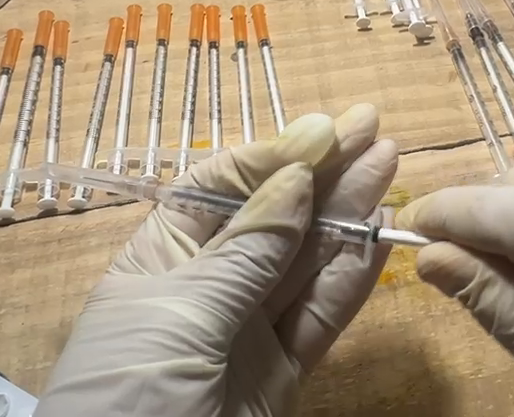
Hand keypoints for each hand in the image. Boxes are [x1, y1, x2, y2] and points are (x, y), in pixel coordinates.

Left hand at [38, 105, 397, 416]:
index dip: (276, 154)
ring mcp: (248, 329)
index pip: (224, 187)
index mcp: (163, 257)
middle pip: (275, 215)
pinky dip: (352, 275)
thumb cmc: (126, 403)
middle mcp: (210, 284)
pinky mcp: (282, 373)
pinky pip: (322, 314)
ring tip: (387, 161)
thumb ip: (247, 251)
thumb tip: (297, 176)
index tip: (325, 130)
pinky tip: (378, 235)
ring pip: (306, 259)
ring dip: (348, 212)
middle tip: (372, 125)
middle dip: (323, 170)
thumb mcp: (179, 318)